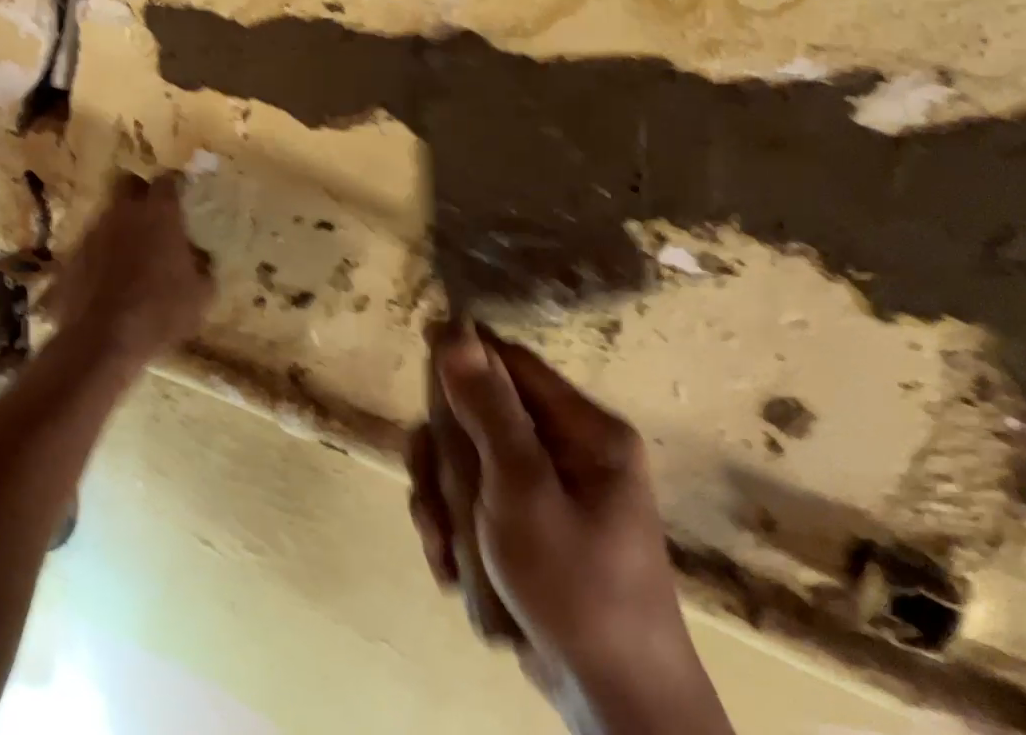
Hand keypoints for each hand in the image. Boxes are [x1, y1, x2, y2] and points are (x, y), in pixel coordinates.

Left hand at [50, 172, 213, 360]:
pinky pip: (90, 246)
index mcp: (159, 213)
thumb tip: (200, 258)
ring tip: (131, 254)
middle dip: (139, 193)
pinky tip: (108, 278)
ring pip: (107, 215)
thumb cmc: (160, 312)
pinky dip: (100, 255)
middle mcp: (122, 213)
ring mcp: (92, 232)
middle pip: (127, 183)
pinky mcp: (71, 256)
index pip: (167, 181)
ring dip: (119, 227)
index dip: (174, 187)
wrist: (102, 338)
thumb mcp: (201, 295)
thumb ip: (203, 267)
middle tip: (152, 216)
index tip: (181, 198)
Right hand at [406, 322, 731, 734]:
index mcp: (585, 431)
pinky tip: (453, 567)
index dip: (459, 363)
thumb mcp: (521, 490)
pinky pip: (473, 507)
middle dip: (443, 461)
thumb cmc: (573, 582)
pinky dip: (454, 533)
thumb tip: (455, 333)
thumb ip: (487, 410)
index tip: (417, 385)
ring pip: (465, 467)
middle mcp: (567, 453)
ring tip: (445, 547)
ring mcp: (546, 494)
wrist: (609, 692)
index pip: (510, 364)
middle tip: (434, 497)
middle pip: (476, 419)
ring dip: (442, 504)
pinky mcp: (527, 529)